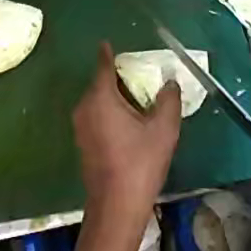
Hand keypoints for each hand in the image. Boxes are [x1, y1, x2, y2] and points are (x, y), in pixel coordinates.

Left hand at [74, 42, 180, 230]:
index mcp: (100, 98)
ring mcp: (81, 127)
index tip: (108, 43)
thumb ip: (168, 100)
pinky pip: (97, 116)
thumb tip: (170, 83)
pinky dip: (111, 113)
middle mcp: (85, 107)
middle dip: (119, 78)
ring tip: (140, 100)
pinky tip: (130, 123)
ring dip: (116, 97)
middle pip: (101, 83)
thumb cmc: (140, 163)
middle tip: (141, 76)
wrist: (116, 207)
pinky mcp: (83, 143)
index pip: (103, 66)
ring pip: (98, 101)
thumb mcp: (163, 129)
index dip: (108, 54)